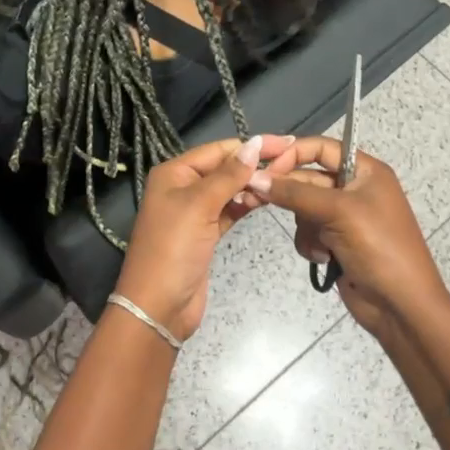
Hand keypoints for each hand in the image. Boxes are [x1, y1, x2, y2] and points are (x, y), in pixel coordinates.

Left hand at [115, 135, 299, 339]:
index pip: (217, 150)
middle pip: (223, 168)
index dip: (249, 146)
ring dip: (252, 185)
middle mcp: (182, 187)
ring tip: (284, 181)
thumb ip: (229, 175)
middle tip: (291, 163)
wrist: (159, 307)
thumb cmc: (173, 248)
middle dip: (253, 165)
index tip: (285, 143)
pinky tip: (265, 200)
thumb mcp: (199, 206)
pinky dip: (245, 204)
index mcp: (174, 172)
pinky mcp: (205, 234)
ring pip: (228, 190)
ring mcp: (193, 212)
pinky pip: (228, 210)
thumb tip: (254, 143)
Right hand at [262, 138, 448, 335]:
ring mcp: (345, 217)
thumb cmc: (379, 248)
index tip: (265, 168)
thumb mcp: (338, 212)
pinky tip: (323, 258)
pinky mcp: (337, 242)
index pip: (321, 148)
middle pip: (308, 178)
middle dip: (289, 194)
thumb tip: (254, 178)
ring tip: (318, 244)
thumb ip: (295, 193)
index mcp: (365, 171)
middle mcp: (355, 189)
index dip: (293, 154)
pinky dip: (310, 243)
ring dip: (305, 226)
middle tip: (256, 197)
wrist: (402, 307)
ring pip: (303, 208)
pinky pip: (308, 231)